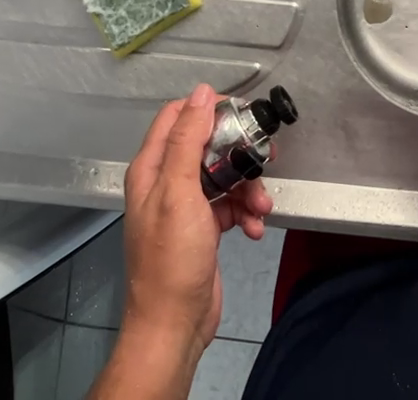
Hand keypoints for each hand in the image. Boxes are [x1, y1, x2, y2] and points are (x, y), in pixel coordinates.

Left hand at [119, 84, 275, 357]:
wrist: (175, 324)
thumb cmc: (171, 257)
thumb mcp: (178, 192)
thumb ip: (187, 140)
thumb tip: (201, 92)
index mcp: (152, 168)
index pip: (177, 117)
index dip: (208, 109)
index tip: (240, 113)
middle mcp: (167, 182)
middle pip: (208, 146)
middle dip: (238, 152)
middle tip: (264, 156)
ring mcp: (187, 206)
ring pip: (225, 176)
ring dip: (248, 187)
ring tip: (260, 206)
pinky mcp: (204, 227)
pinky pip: (231, 205)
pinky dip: (246, 212)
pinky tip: (254, 227)